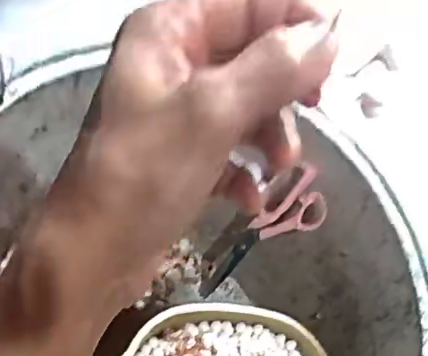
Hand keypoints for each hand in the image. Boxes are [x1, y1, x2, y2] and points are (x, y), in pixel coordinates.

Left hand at [40, 0, 339, 306]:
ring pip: (239, 111)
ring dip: (267, 137)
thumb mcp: (212, 114)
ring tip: (280, 169)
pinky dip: (241, 175)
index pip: (248, 4)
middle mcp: (169, 67)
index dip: (296, 24)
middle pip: (248, 58)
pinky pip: (222, 157)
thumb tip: (329, 36)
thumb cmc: (144, 178)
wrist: (93, 259)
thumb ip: (273, 69)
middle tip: (313, 115)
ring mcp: (171, 122)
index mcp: (168, 31)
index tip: (335, 60)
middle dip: (282, 91)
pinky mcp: (174, 169)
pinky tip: (250, 200)